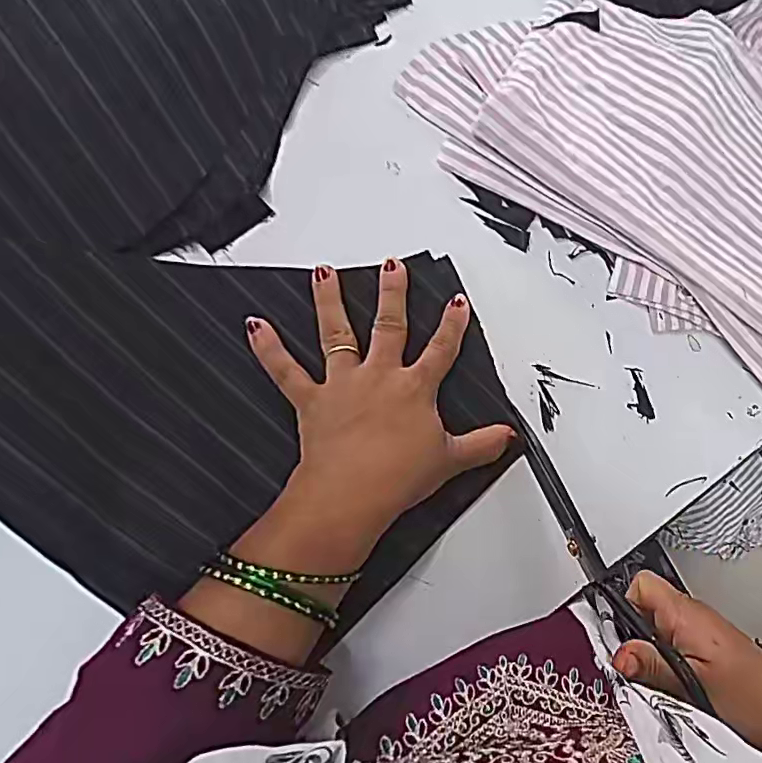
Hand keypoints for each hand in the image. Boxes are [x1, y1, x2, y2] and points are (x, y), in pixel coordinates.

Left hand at [244, 259, 514, 570]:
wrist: (351, 494)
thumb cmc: (396, 476)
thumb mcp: (451, 461)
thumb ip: (483, 445)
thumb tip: (506, 438)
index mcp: (415, 389)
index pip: (441, 349)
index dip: (452, 324)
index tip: (457, 303)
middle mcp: (379, 377)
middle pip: (389, 326)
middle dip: (393, 294)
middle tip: (392, 268)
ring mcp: (343, 385)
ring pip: (337, 333)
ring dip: (330, 300)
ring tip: (326, 273)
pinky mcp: (312, 401)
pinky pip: (285, 370)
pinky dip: (269, 348)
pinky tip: (256, 325)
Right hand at [612, 572, 761, 762]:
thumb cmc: (758, 701)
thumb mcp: (695, 687)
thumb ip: (653, 668)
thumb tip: (618, 654)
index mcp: (687, 616)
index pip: (640, 586)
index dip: (619, 606)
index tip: (607, 637)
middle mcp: (692, 621)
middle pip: (641, 612)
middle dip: (630, 641)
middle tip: (633, 671)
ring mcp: (698, 638)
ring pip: (653, 636)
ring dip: (647, 660)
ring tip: (658, 686)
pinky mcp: (704, 657)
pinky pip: (669, 653)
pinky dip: (663, 672)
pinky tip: (672, 694)